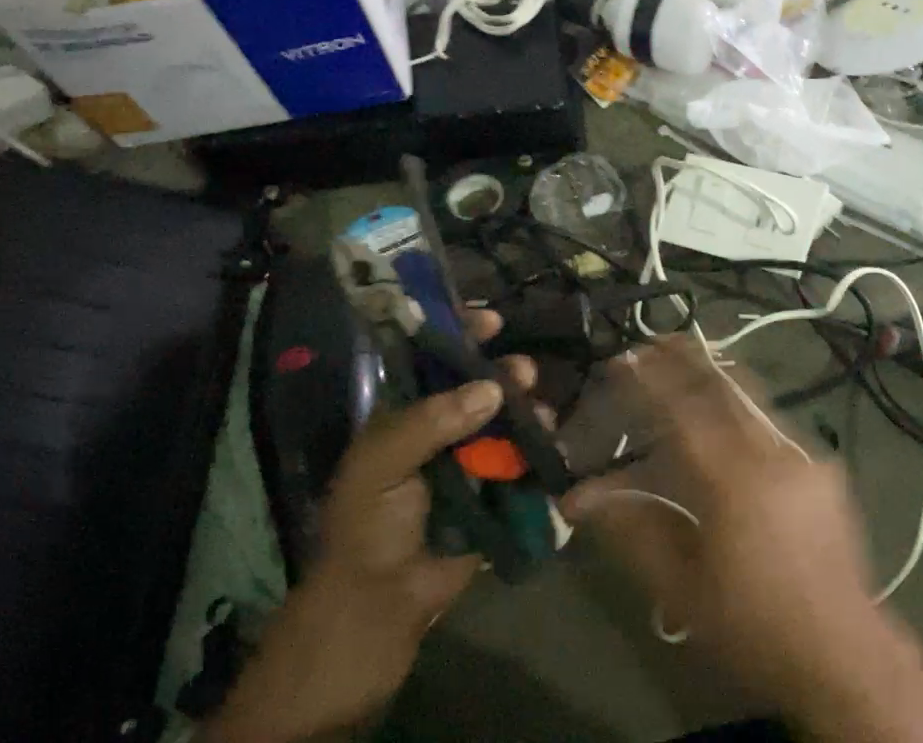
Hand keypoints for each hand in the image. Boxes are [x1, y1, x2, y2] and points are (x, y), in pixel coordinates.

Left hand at [207, 310, 534, 742]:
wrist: (382, 603)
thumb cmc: (368, 526)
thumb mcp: (380, 465)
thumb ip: (428, 422)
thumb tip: (491, 389)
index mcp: (405, 419)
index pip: (434, 365)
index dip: (460, 338)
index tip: (492, 319)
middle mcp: (441, 434)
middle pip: (480, 390)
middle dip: (505, 376)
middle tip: (527, 372)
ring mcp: (471, 465)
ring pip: (507, 424)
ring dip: (527, 414)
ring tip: (543, 415)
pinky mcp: (497, 496)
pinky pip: (523, 465)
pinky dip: (540, 452)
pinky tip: (554, 443)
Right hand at [562, 338, 922, 741]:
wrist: (843, 652)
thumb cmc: (751, 627)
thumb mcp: (681, 588)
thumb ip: (632, 531)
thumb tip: (581, 497)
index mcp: (732, 480)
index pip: (681, 409)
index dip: (649, 378)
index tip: (622, 357)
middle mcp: (773, 454)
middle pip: (723, 386)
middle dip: (687, 358)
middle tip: (655, 342)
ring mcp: (806, 457)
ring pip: (752, 401)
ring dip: (716, 381)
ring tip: (687, 371)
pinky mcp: (826, 470)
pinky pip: (774, 429)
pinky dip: (744, 418)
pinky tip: (730, 434)